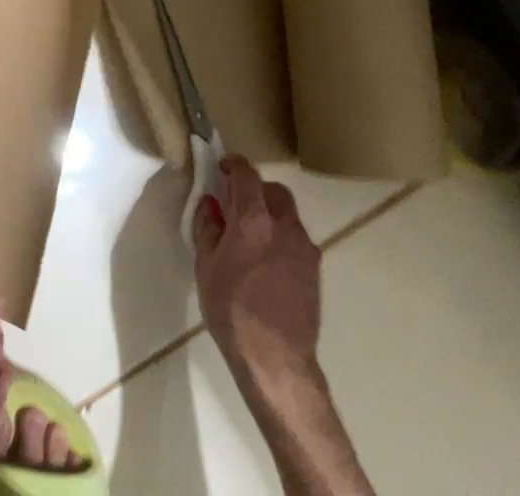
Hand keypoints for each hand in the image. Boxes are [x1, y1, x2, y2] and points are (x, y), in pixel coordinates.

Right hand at [193, 155, 322, 386]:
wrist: (274, 355)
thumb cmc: (230, 308)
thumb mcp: (205, 266)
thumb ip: (208, 228)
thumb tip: (211, 205)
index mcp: (253, 223)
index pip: (248, 177)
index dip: (235, 164)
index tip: (223, 164)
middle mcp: (285, 228)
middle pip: (275, 191)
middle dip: (255, 188)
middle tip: (234, 200)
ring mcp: (305, 249)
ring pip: (288, 215)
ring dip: (268, 212)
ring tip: (248, 233)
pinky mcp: (314, 269)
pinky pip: (295, 238)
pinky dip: (279, 235)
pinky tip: (263, 259)